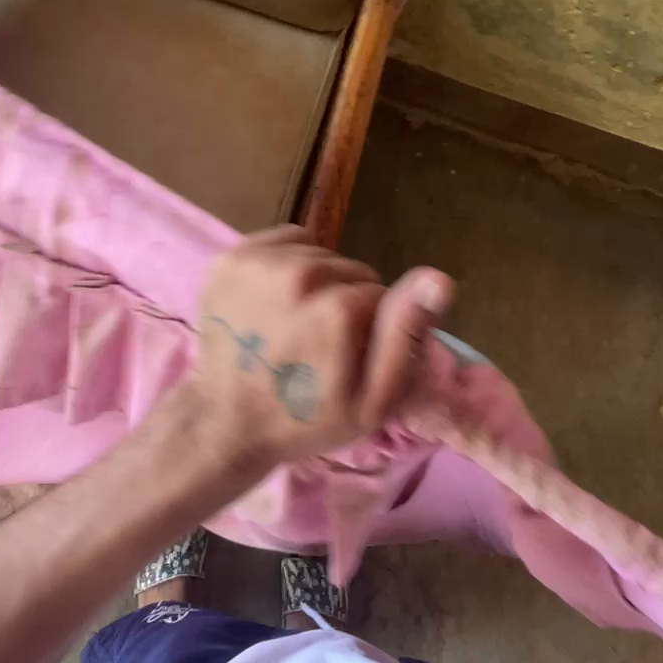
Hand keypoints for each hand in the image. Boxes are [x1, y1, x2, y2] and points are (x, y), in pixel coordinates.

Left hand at [181, 226, 452, 473]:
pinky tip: (277, 299)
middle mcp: (301, 274)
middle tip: (321, 343)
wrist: (225, 422)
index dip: (373, 326)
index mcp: (339, 310)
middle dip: (345, 301)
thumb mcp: (373, 402)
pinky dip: (289, 262)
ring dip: (317, 283)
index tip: (349, 355)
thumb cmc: (306, 418)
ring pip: (321, 256)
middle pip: (351, 271)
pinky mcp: (233, 256)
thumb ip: (407, 336)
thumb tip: (438, 278)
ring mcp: (261, 263)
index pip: (383, 294)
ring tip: (295, 323)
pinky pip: (288, 240)